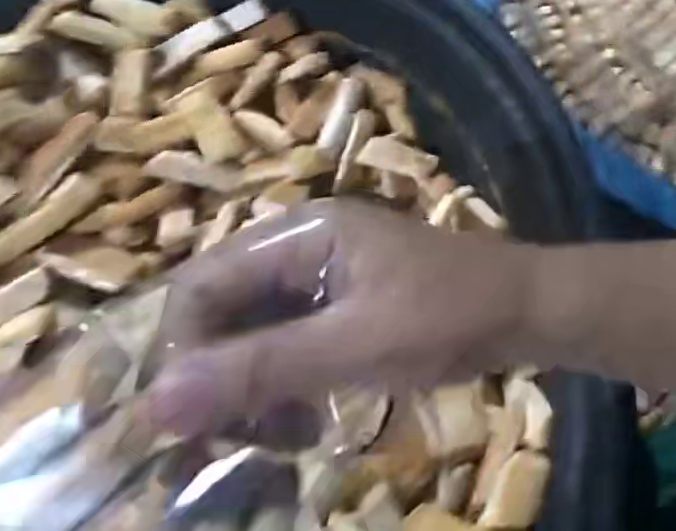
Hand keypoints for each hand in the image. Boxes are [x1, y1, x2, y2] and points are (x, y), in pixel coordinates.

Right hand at [146, 199, 533, 437]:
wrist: (526, 307)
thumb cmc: (449, 315)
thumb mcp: (355, 344)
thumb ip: (260, 368)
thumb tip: (150, 403)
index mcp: (306, 232)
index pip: (201, 283)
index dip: (179, 351)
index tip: (181, 423)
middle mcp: (309, 243)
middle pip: (222, 308)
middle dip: (214, 377)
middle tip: (223, 443)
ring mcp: (330, 272)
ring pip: (254, 331)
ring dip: (248, 389)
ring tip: (270, 441)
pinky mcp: (348, 301)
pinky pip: (290, 342)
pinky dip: (283, 384)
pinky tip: (299, 426)